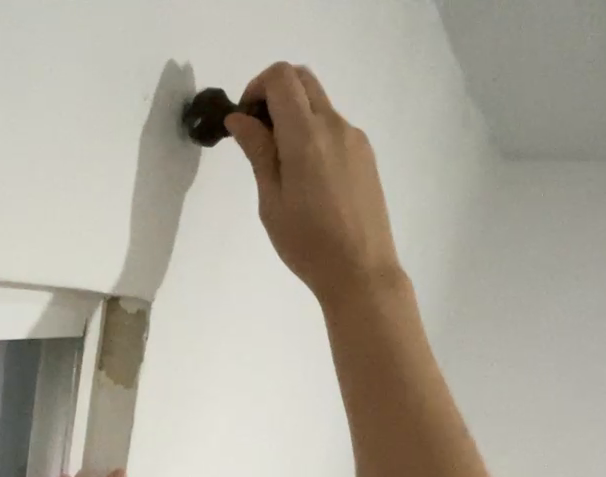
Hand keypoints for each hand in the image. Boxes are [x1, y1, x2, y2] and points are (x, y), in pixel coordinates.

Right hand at [226, 63, 404, 305]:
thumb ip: (258, 152)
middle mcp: (335, 125)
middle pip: (303, 80)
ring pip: (319, 104)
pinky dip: (312, 134)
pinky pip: (333, 127)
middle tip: (257, 136)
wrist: (360, 270)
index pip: (281, 78)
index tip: (244, 121)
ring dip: (294, 116)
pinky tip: (306, 179)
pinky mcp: (365, 154)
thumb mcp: (271, 201)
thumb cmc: (306, 243)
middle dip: (274, 94)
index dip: (256, 88)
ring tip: (281, 167)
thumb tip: (241, 119)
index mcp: (306, 136)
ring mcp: (354, 138)